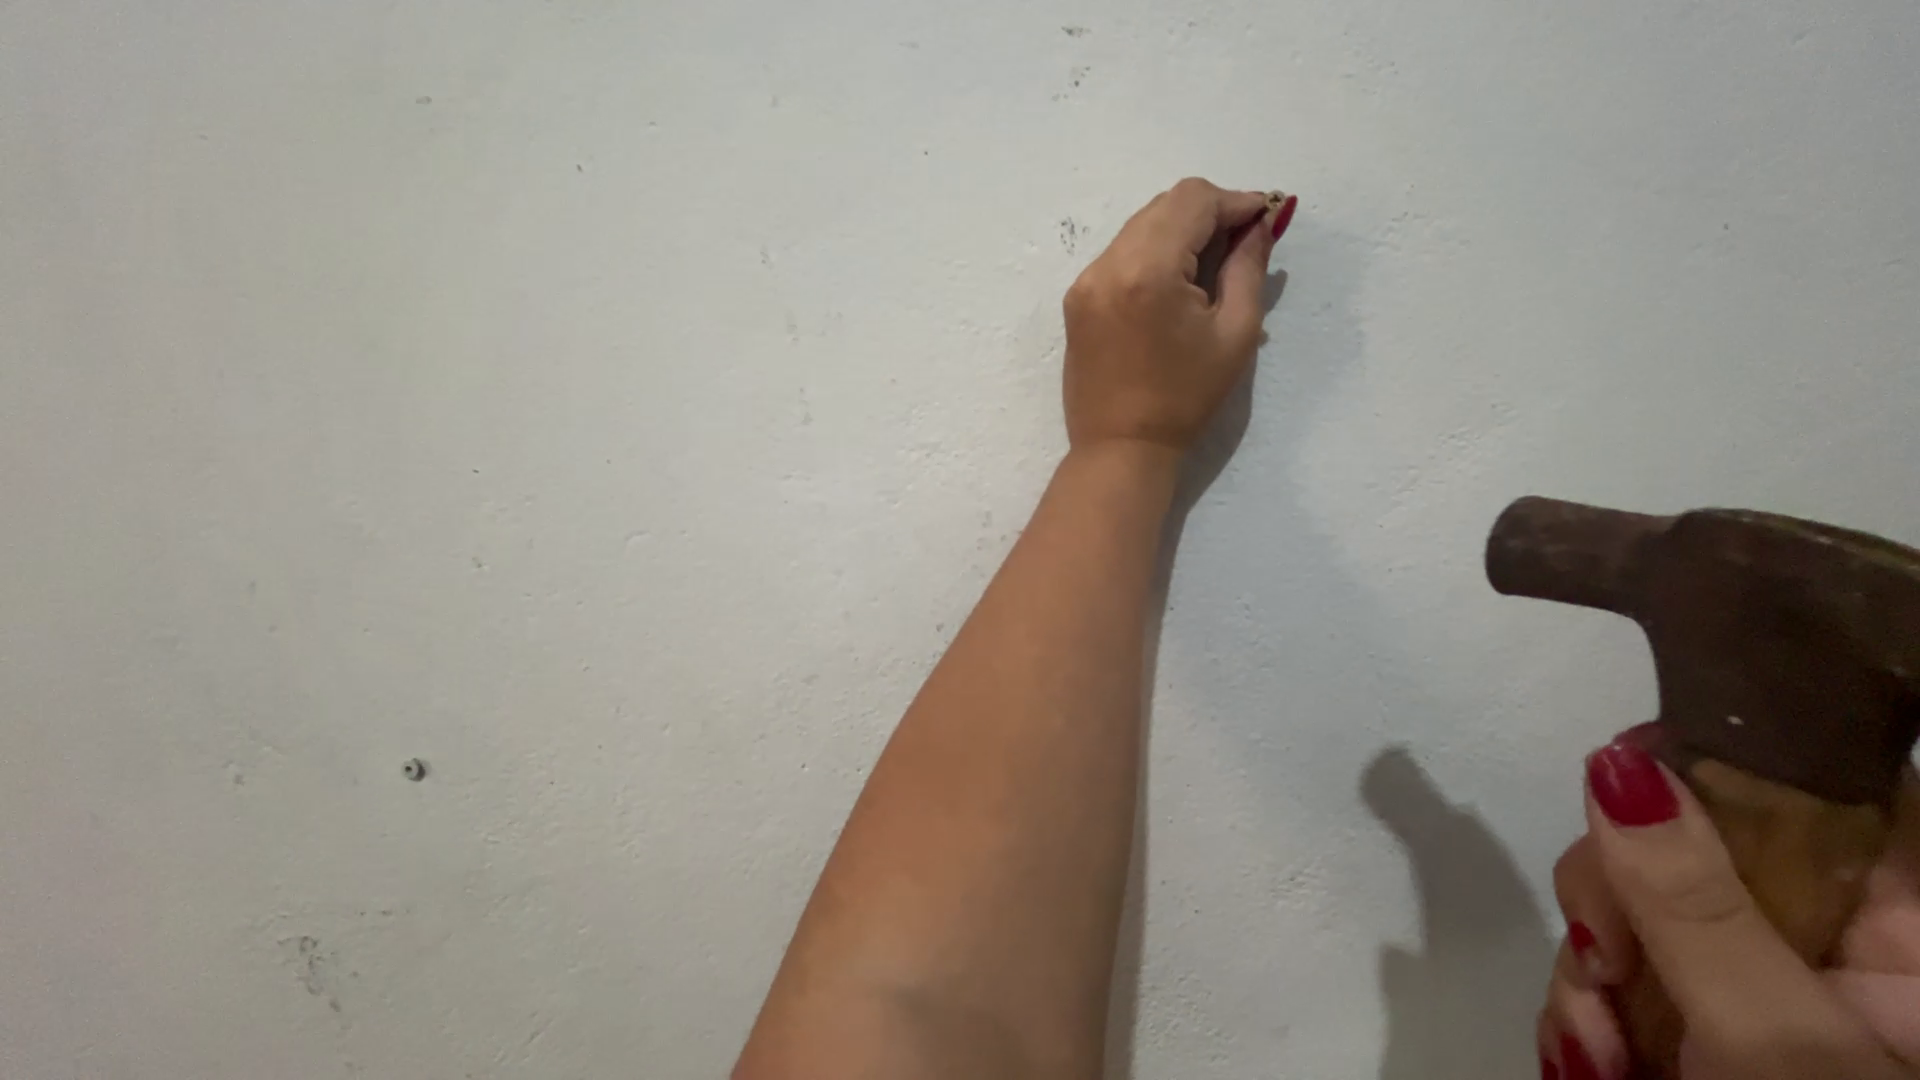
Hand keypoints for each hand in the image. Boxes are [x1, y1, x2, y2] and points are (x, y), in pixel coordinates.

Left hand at [1062, 178, 1295, 453]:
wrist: (1120, 447)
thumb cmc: (1185, 399)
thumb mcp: (1235, 333)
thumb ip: (1249, 267)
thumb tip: (1259, 223)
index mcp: (1147, 271)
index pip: (1193, 199)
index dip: (1234, 202)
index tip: (1263, 220)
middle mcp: (1107, 266)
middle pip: (1163, 207)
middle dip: (1207, 214)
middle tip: (1239, 245)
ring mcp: (1085, 283)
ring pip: (1139, 228)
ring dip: (1178, 233)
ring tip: (1208, 269)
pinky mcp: (1076, 300)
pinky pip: (1119, 255)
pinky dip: (1151, 255)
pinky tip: (1173, 285)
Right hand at [1540, 730, 1919, 1078]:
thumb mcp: (1776, 1046)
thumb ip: (1692, 903)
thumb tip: (1613, 760)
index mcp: (1904, 932)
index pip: (1793, 789)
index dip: (1693, 768)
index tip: (1612, 796)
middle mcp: (1826, 943)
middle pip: (1675, 845)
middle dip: (1608, 904)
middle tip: (1600, 969)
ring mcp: (1749, 983)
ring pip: (1625, 911)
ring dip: (1584, 976)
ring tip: (1592, 1056)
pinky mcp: (1692, 1018)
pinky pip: (1611, 971)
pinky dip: (1581, 1011)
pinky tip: (1587, 1061)